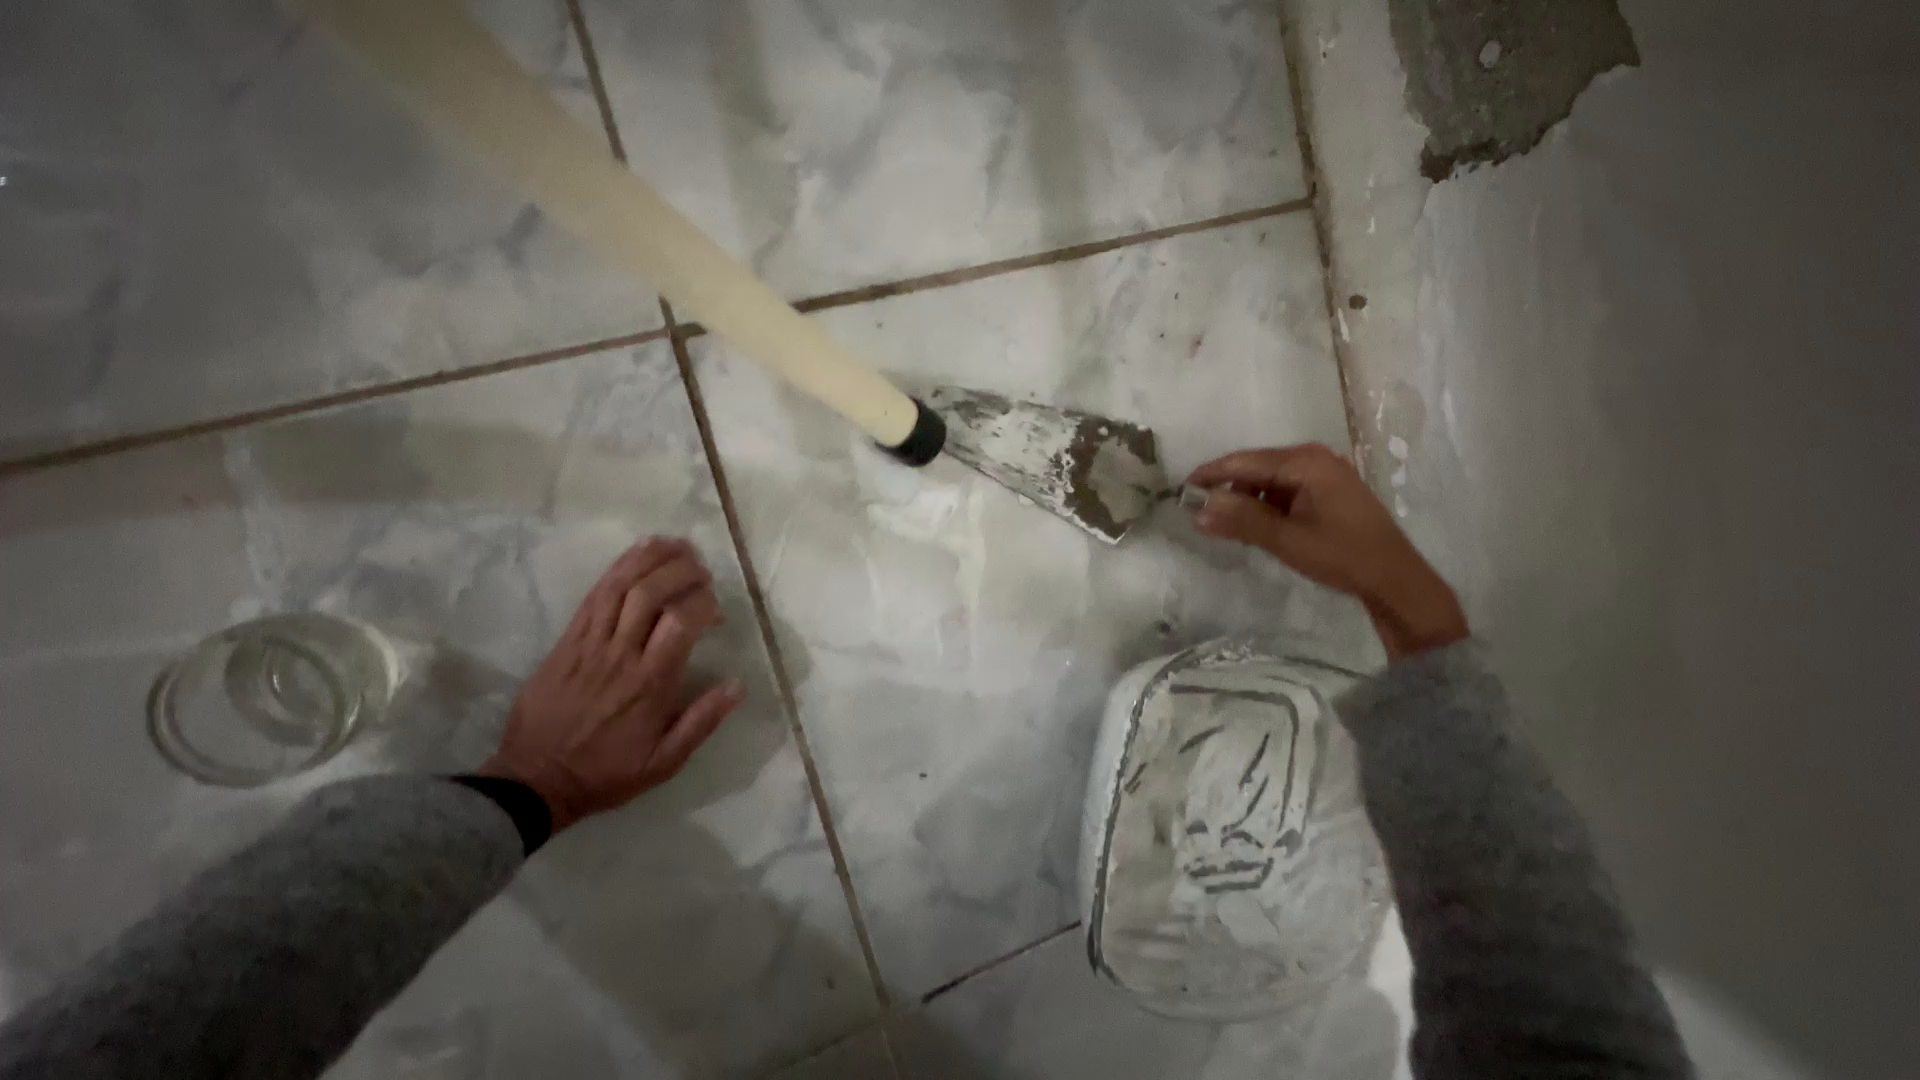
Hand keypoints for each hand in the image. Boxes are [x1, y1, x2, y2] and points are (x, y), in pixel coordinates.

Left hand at [481, 537, 745, 829]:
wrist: (535, 780)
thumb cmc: (607, 772)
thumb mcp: (665, 762)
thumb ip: (702, 721)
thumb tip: (738, 685)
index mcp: (650, 684)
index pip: (681, 622)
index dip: (704, 602)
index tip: (717, 608)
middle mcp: (620, 655)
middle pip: (651, 593)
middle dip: (682, 570)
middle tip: (702, 568)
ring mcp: (589, 644)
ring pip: (620, 586)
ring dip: (650, 558)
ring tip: (676, 545)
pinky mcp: (567, 641)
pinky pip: (593, 596)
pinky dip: (618, 569)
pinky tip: (637, 554)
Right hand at [1187, 444, 1468, 659]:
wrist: (1394, 579)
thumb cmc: (1341, 555)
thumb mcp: (1285, 539)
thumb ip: (1240, 520)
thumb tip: (1197, 509)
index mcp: (1305, 462)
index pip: (1244, 461)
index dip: (1210, 475)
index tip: (1181, 491)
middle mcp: (1314, 458)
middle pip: (1255, 467)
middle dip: (1227, 489)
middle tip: (1199, 512)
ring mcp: (1324, 474)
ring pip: (1269, 480)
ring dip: (1245, 500)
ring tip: (1225, 526)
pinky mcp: (1328, 492)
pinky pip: (1285, 491)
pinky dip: (1265, 506)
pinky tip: (1255, 527)